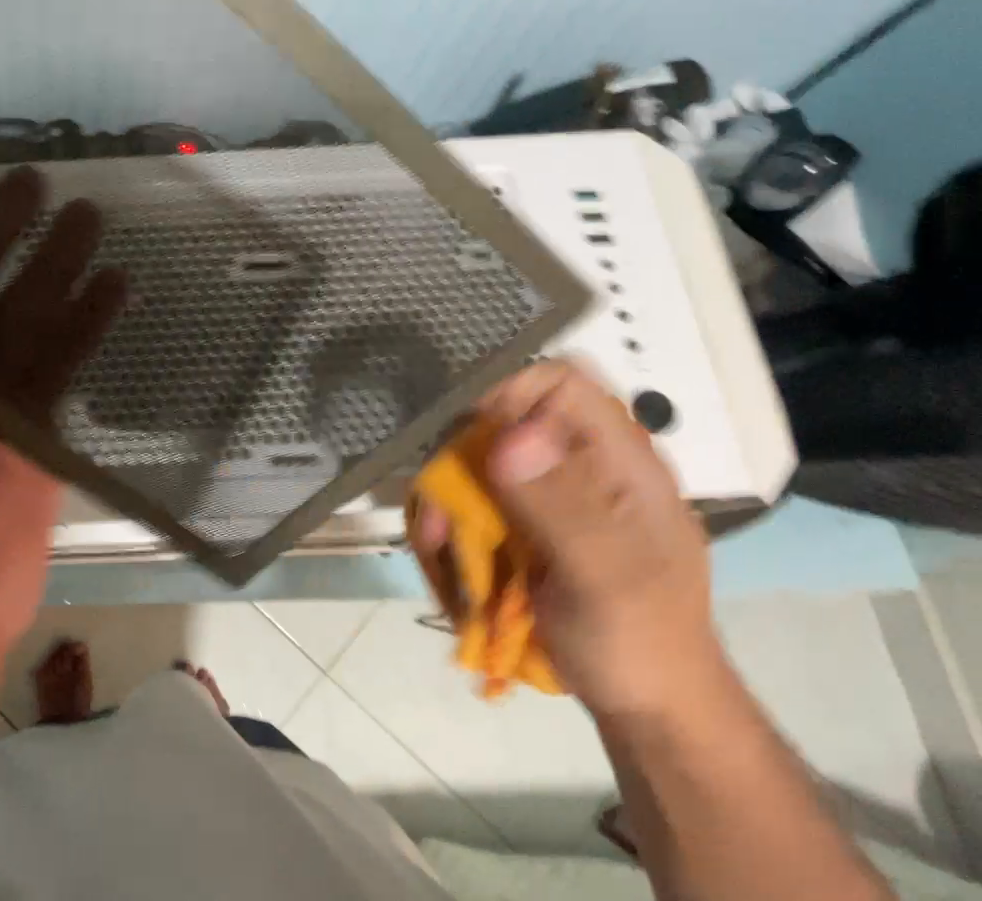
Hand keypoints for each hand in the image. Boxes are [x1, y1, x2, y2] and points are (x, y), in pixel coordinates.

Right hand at [410, 361, 723, 716]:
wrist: (649, 706)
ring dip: (445, 510)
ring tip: (441, 555)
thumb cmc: (641, 642)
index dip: (505, 396)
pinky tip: (450, 569)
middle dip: (456, 470)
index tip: (465, 446)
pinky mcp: (522, 530)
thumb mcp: (607, 576)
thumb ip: (561, 505)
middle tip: (442, 525)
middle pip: (497, 427)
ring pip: (472, 471)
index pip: (558, 384)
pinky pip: (468, 510)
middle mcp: (579, 469)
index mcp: (619, 463)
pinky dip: (448, 535)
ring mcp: (548, 500)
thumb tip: (509, 436)